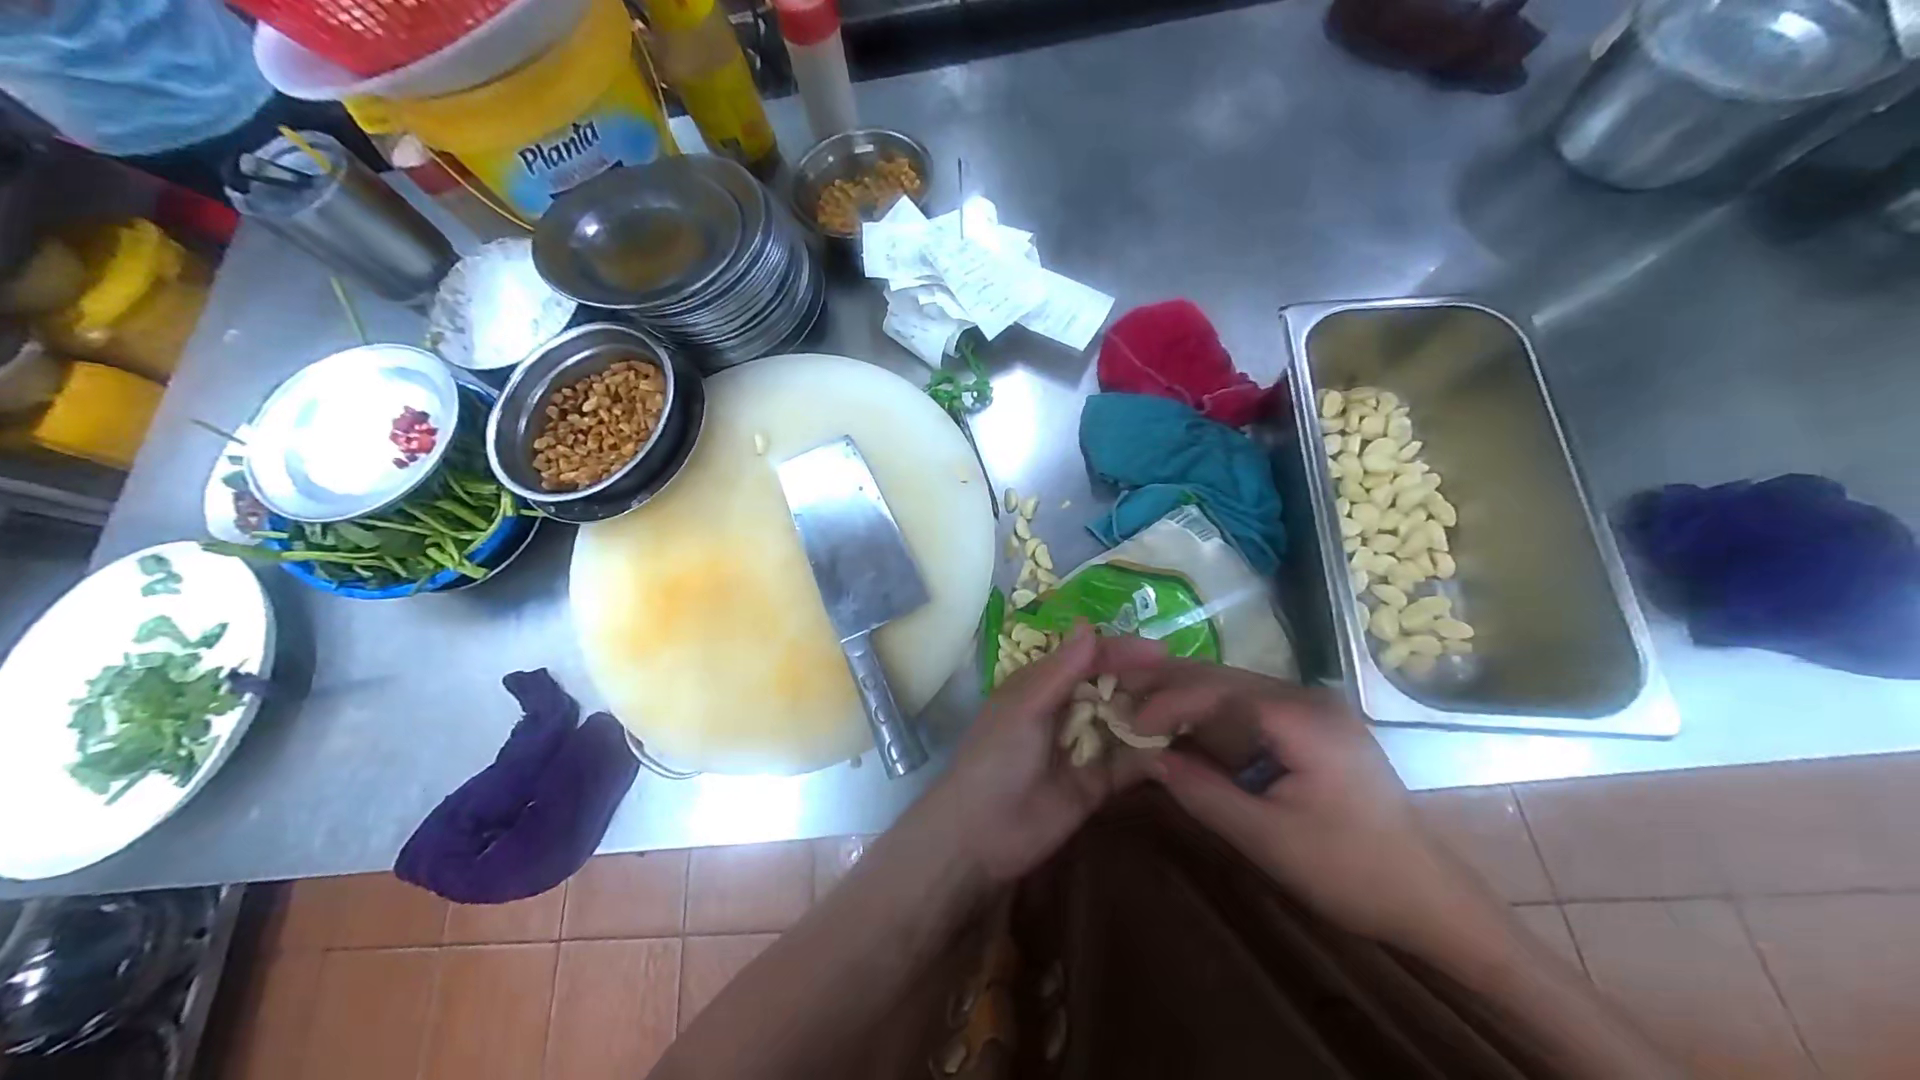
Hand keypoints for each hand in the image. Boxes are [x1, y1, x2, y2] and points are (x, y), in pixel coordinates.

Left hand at [919, 624, 1166, 884]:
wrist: (980, 835)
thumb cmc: (994, 759)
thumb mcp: (1024, 707)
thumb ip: (1060, 671)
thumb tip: (1088, 624)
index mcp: (1042, 686)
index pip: (1088, 659)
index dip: (1122, 652)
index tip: (1161, 652)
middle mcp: (1066, 711)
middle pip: (1112, 688)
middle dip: (1144, 683)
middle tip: (1186, 680)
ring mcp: (1084, 747)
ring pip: (1126, 723)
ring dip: (1152, 716)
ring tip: (1191, 710)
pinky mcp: (1098, 784)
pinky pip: (1130, 764)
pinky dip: (1151, 755)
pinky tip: (1180, 746)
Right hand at [1124, 660, 1504, 954]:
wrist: (1431, 898)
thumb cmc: (1350, 870)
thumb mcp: (1266, 837)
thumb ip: (1202, 791)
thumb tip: (1147, 757)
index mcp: (1302, 718)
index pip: (1217, 690)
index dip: (1166, 701)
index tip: (1126, 722)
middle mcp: (1308, 698)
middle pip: (1223, 677)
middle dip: (1168, 686)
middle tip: (1118, 695)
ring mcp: (1314, 710)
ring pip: (1234, 689)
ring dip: (1186, 698)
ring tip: (1139, 706)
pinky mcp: (1314, 728)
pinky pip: (1251, 709)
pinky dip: (1212, 717)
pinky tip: (1183, 727)